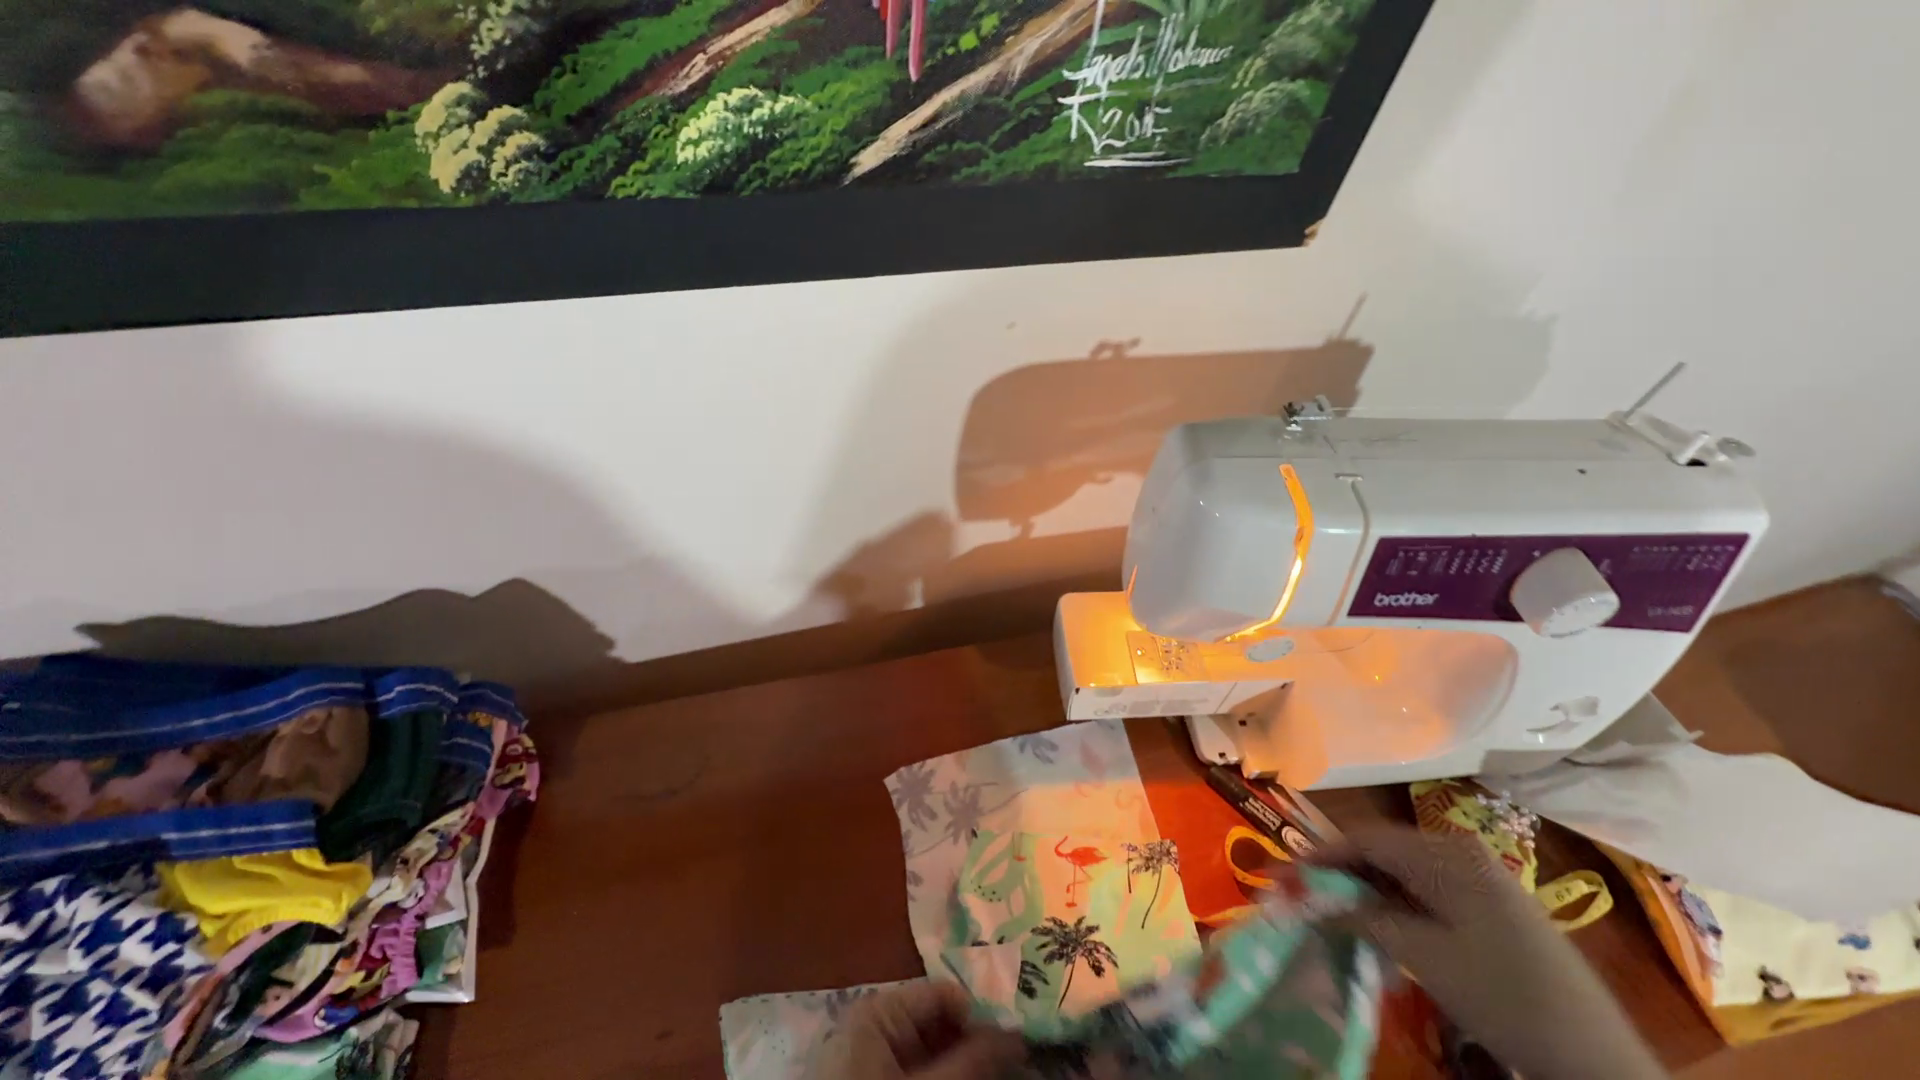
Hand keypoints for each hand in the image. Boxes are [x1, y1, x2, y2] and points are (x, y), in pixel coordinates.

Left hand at [808, 981, 1025, 1079]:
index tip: (1014, 1047)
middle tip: (1013, 1069)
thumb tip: (1018, 1035)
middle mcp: (874, 1024)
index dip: (982, 1019)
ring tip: (996, 1077)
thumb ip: (973, 1060)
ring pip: (931, 1052)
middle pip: (940, 1025)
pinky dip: (941, 1078)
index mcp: (879, 1010)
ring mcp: (870, 1057)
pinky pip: (913, 1071)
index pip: (946, 996)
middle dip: (975, 1047)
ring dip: (963, 1068)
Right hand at [1309, 825, 1665, 1079]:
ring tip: (1330, 913)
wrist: (1591, 1050)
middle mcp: (1463, 852)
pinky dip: (1395, 903)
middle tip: (1301, 896)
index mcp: (1447, 853)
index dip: (1319, 855)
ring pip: (1404, 871)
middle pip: (1384, 850)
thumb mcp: (1424, 955)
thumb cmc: (1501, 993)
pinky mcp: (1492, 905)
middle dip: (1340, 872)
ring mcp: (1482, 878)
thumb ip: (1364, 919)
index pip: (1365, 838)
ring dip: (1366, 889)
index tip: (1281, 874)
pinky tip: (1378, 927)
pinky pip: (1428, 889)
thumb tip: (1313, 900)